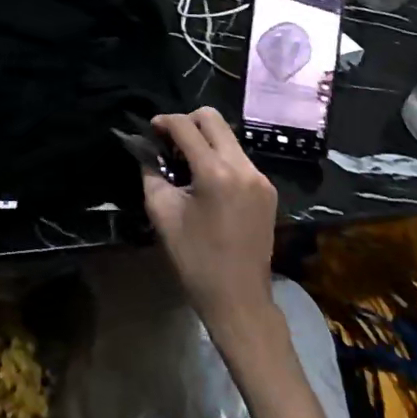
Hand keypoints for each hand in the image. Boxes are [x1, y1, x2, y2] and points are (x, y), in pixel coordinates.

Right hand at [141, 108, 278, 325]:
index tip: (151, 130)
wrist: (239, 299)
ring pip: (228, 137)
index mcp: (216, 172)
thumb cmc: (195, 260)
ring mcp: (260, 177)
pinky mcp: (267, 190)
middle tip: (169, 142)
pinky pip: (239, 159)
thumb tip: (149, 152)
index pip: (187, 126)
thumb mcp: (162, 214)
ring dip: (204, 141)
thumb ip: (152, 174)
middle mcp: (243, 167)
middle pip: (213, 119)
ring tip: (185, 164)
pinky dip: (220, 159)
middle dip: (188, 122)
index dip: (164, 121)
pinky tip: (207, 182)